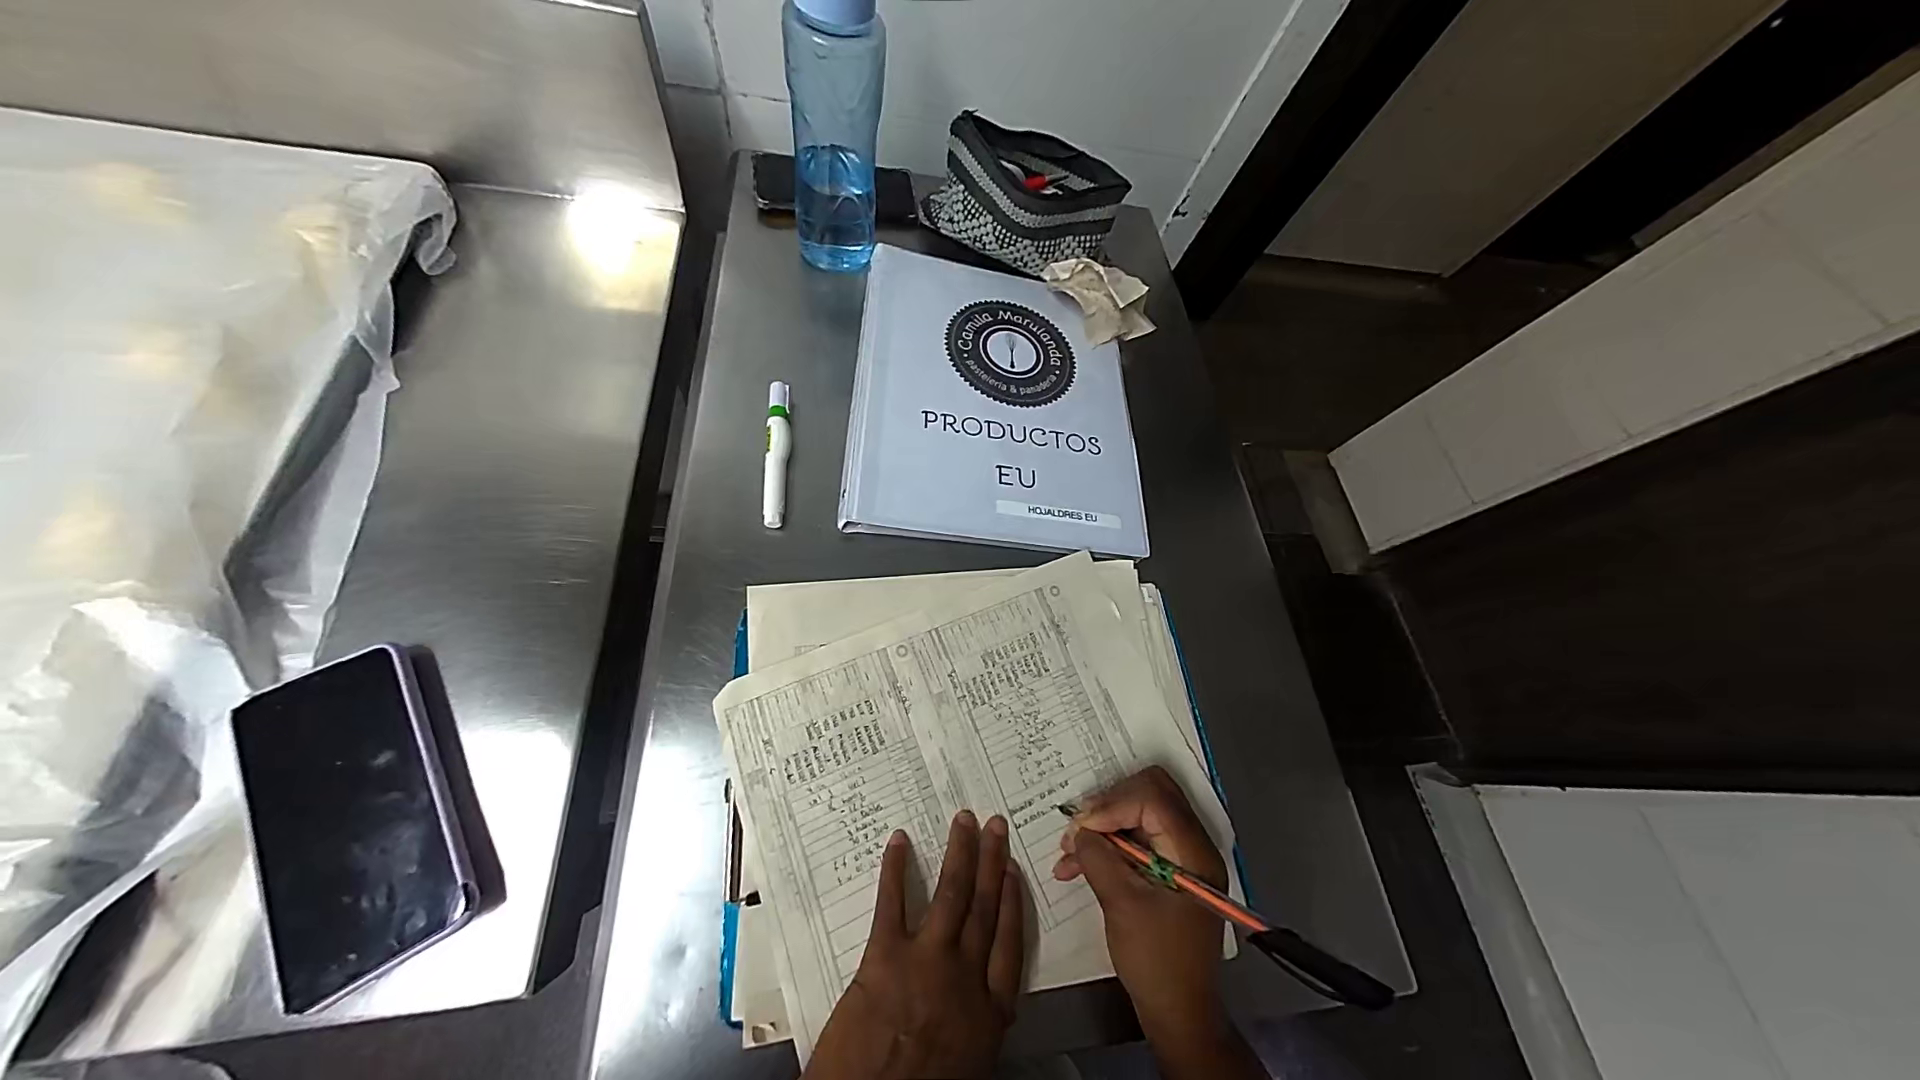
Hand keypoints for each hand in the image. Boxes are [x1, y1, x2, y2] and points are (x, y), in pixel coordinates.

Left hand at [804, 811, 1024, 1079]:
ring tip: (964, 821)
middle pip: (984, 908)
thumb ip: (978, 1021)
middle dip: (992, 862)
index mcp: (989, 1012)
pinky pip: (892, 903)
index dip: (1013, 902)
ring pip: (951, 895)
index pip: (1010, 944)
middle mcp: (964, 979)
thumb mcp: (970, 1063)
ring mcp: (926, 962)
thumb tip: (979, 992)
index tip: (1014, 870)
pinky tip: (899, 842)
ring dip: (959, 853)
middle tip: (996, 825)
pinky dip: (895, 869)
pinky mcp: (884, 957)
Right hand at [1053, 767, 1238, 1051]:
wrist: (1177, 1011)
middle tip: (1077, 830)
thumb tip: (1079, 829)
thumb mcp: (1122, 905)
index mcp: (1193, 851)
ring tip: (1069, 851)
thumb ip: (1099, 857)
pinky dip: (1106, 844)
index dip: (1112, 804)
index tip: (1081, 828)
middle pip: (1148, 793)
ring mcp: (1180, 854)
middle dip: (1106, 806)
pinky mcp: (1166, 867)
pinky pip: (1134, 836)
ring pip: (1137, 812)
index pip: (1154, 798)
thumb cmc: (1156, 961)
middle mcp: (1192, 844)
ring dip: (1101, 826)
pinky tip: (1076, 864)